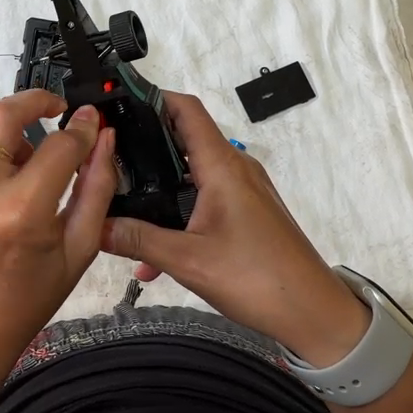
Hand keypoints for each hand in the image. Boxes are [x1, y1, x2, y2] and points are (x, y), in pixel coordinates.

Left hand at [0, 90, 117, 355]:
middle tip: (56, 107)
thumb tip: (103, 136)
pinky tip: (11, 178)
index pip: (58, 147)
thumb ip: (96, 187)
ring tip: (34, 153)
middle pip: (2, 115)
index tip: (92, 121)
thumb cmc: (32, 295)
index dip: (81, 128)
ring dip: (12, 125)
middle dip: (33, 100)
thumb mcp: (79, 247)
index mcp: (21, 213)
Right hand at [100, 91, 369, 365]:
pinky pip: (203, 197)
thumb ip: (138, 240)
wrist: (317, 315)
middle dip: (143, 143)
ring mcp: (243, 190)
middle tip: (104, 154)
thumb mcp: (188, 261)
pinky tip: (152, 251)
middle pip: (183, 137)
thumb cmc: (257, 278)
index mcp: (221, 166)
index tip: (115, 103)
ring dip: (157, 184)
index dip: (151, 97)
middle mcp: (234, 168)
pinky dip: (176, 212)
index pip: (185, 109)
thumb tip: (94, 226)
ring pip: (190, 172)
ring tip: (120, 200)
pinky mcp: (247, 212)